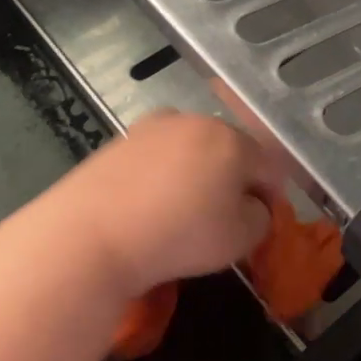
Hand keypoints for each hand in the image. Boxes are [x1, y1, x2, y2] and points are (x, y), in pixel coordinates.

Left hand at [38, 112, 275, 296]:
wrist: (89, 236)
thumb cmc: (178, 237)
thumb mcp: (240, 239)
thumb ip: (261, 217)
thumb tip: (253, 206)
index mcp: (233, 140)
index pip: (269, 165)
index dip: (270, 196)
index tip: (259, 224)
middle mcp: (197, 121)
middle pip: (230, 150)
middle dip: (233, 180)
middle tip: (222, 218)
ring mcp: (154, 126)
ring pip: (192, 150)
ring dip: (197, 175)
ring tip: (181, 213)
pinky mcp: (120, 140)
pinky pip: (157, 158)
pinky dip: (162, 177)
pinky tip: (149, 207)